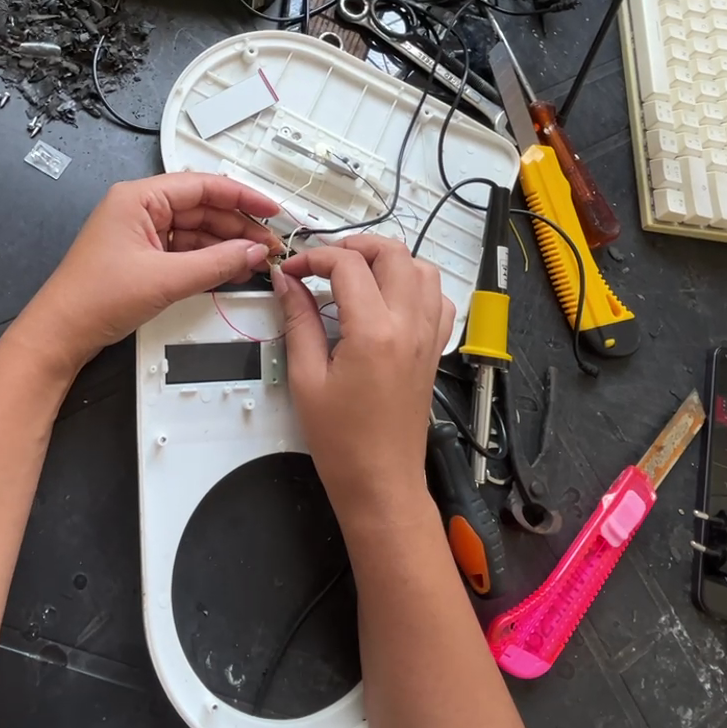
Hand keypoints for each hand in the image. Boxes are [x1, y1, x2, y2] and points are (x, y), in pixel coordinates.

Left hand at [13, 173, 283, 374]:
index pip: (203, 185)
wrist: (61, 334)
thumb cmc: (93, 298)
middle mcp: (141, 209)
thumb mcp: (165, 279)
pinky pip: (187, 250)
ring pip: (198, 231)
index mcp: (138, 198)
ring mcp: (142, 233)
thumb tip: (253, 251)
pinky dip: (211, 260)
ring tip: (258, 259)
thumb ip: (216, 263)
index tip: (270, 209)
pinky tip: (233, 269)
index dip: (242, 196)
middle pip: (203, 208)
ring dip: (228, 245)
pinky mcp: (144, 256)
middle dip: (239, 226)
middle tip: (270, 243)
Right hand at [272, 235, 455, 525]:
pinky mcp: (435, 350)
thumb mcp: (306, 377)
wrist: (380, 481)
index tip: (291, 271)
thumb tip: (287, 282)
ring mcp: (429, 336)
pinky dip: (416, 285)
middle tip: (322, 262)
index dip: (313, 258)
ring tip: (355, 273)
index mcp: (374, 332)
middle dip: (353, 246)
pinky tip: (389, 299)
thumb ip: (298, 320)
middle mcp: (409, 326)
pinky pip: (439, 300)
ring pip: (422, 268)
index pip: (347, 265)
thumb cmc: (340, 440)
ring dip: (388, 260)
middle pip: (392, 252)